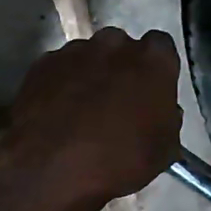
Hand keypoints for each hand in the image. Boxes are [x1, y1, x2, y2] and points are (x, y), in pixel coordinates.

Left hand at [0, 27, 181, 210]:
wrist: (50, 166)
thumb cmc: (118, 159)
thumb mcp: (163, 150)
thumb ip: (168, 120)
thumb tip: (163, 111)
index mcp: (153, 59)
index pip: (162, 49)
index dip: (155, 71)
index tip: (150, 92)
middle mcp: (114, 44)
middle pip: (122, 48)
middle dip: (121, 69)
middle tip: (117, 102)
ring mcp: (74, 51)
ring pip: (88, 57)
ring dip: (89, 76)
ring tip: (82, 112)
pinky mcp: (42, 64)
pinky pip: (59, 70)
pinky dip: (61, 85)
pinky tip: (58, 114)